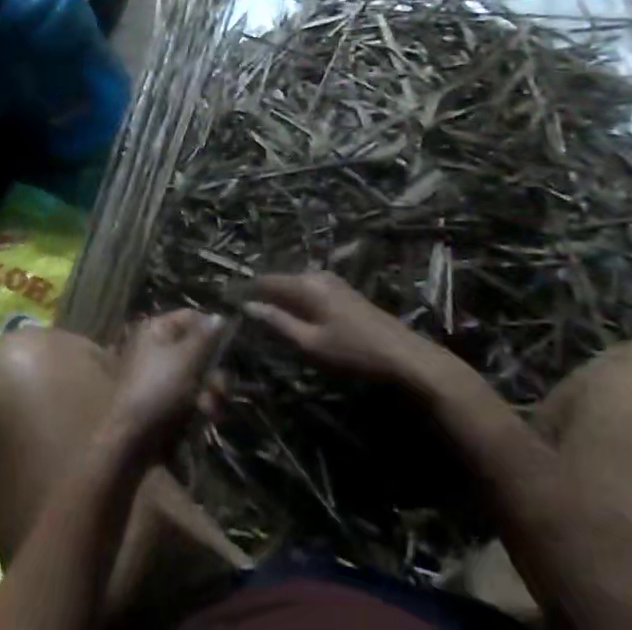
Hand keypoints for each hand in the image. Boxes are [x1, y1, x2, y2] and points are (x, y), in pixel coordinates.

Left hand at [104, 311, 226, 455]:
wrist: (132, 438)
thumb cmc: (158, 389)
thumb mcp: (187, 358)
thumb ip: (207, 337)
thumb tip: (220, 317)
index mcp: (157, 329)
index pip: (191, 317)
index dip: (212, 328)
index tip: (231, 343)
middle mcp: (158, 348)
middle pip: (199, 349)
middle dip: (214, 370)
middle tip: (219, 387)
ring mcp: (162, 375)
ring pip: (200, 375)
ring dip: (211, 391)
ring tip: (209, 408)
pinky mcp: (167, 400)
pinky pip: (193, 395)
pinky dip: (201, 404)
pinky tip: (205, 417)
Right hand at [244, 272, 431, 380]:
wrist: (404, 356)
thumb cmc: (353, 352)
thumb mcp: (310, 343)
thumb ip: (277, 323)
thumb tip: (248, 307)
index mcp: (305, 284)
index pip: (264, 281)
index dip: (244, 291)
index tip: (226, 302)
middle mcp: (316, 275)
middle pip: (279, 281)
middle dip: (260, 295)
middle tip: (242, 315)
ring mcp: (331, 281)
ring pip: (294, 286)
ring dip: (277, 300)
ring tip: (262, 320)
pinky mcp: (342, 292)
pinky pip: (307, 291)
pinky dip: (294, 302)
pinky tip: (291, 319)